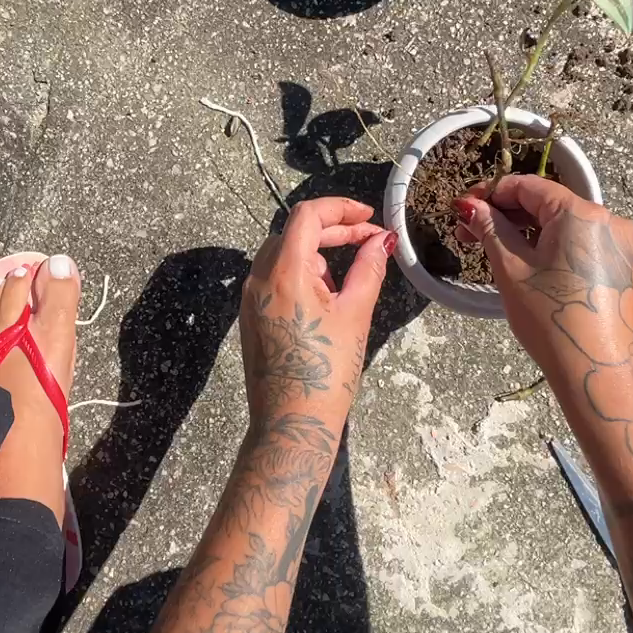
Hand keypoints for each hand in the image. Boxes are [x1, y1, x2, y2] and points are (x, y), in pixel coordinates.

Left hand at [239, 197, 393, 428]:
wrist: (291, 424)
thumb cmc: (327, 371)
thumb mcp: (355, 314)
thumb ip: (368, 268)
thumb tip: (382, 241)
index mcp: (283, 272)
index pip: (307, 216)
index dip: (340, 208)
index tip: (369, 217)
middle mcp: (258, 278)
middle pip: (294, 232)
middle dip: (333, 230)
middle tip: (369, 239)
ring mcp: (250, 297)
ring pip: (284, 253)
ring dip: (317, 253)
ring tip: (345, 284)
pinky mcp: (250, 314)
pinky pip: (275, 277)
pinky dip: (302, 273)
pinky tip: (325, 300)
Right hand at [455, 175, 632, 367]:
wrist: (605, 379)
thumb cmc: (553, 321)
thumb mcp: (511, 270)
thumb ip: (490, 229)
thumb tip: (468, 205)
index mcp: (581, 214)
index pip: (528, 186)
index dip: (490, 193)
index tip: (463, 210)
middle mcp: (610, 221)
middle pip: (547, 204)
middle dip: (505, 215)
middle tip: (469, 234)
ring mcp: (623, 246)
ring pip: (564, 226)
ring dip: (527, 232)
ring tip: (494, 252)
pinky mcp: (627, 269)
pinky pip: (582, 245)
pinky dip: (552, 248)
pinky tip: (529, 267)